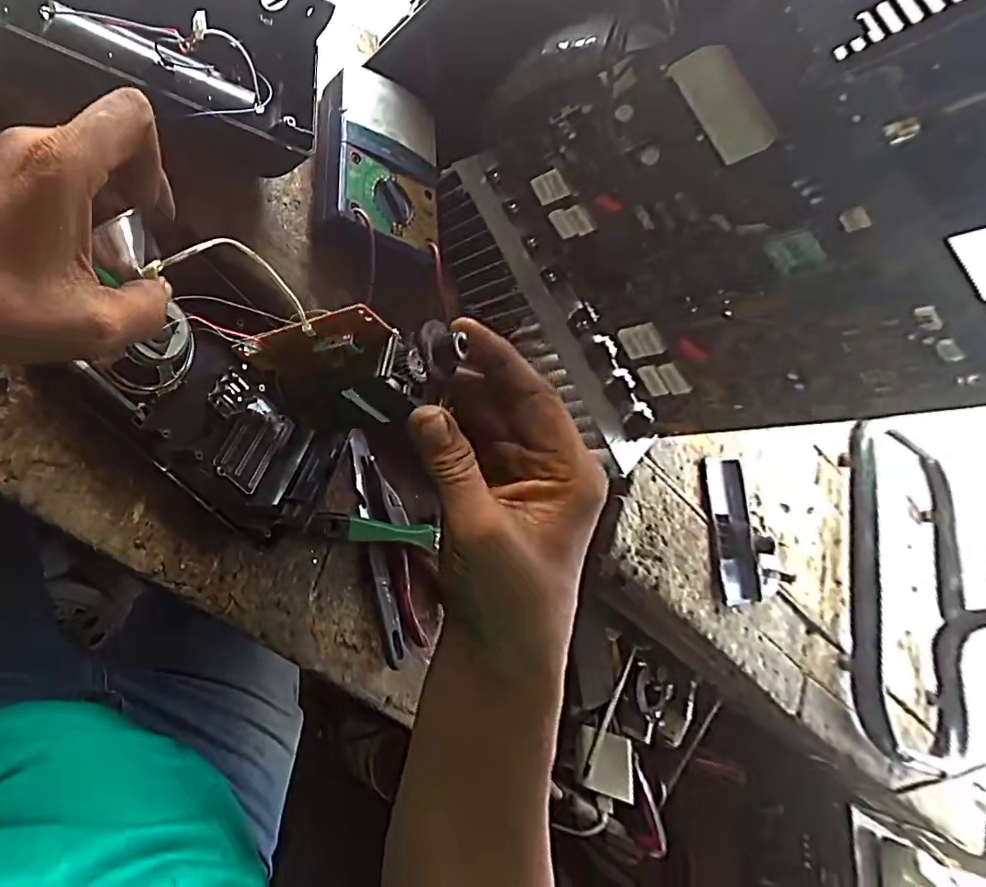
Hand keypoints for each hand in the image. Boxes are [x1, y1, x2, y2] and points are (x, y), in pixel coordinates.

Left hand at [0, 89, 177, 412]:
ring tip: (96, 259)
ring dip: (106, 205)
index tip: (150, 214)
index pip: (132, 115)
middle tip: (131, 244)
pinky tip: (65, 256)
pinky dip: (77, 207)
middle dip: (135, 191)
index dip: (157, 162)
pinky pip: (55, 172)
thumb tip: (159, 291)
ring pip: (84, 158)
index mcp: (59, 165)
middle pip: (110, 139)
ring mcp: (8, 156)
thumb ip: (150, 308)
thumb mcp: (93, 326)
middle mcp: (32, 145)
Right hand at [407, 318, 608, 682]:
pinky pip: (466, 451)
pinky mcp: (490, 493)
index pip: (534, 396)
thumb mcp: (479, 524)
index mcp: (569, 472)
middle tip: (424, 359)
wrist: (500, 654)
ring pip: (482, 426)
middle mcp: (548, 469)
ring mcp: (517, 480)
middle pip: (505, 406)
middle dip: (465, 382)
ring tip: (415, 386)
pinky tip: (419, 424)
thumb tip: (426, 412)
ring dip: (450, 408)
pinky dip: (442, 437)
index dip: (498, 359)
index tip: (464, 331)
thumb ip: (451, 463)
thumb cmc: (514, 601)